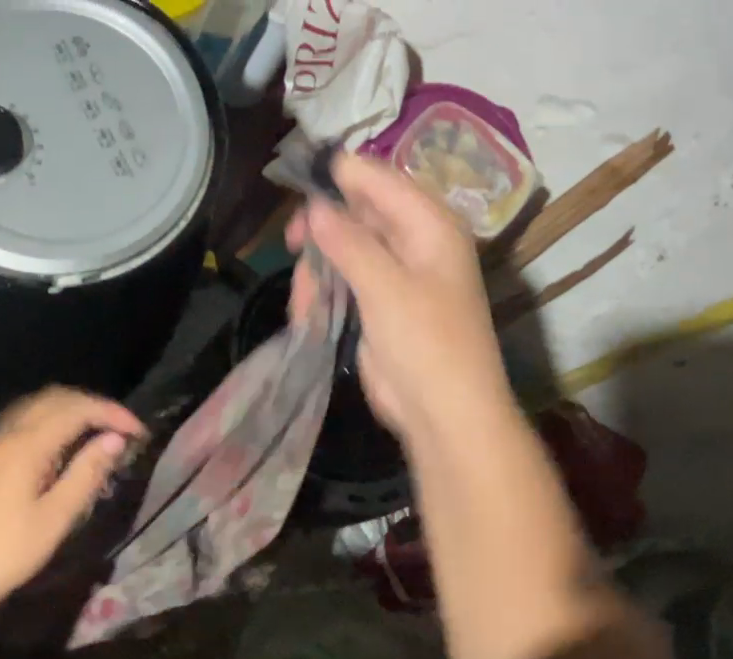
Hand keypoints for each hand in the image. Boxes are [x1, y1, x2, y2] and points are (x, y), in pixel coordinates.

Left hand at [0, 387, 145, 611]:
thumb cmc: (10, 552)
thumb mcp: (56, 517)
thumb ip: (86, 473)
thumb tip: (114, 440)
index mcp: (24, 447)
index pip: (74, 410)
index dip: (110, 413)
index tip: (138, 431)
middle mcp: (4, 436)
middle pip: (52, 399)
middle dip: (90, 407)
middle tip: (120, 429)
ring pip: (33, 410)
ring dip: (68, 413)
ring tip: (96, 436)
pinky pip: (19, 427)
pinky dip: (46, 426)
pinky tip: (61, 450)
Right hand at [288, 154, 513, 440]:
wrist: (442, 410)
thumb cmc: (426, 343)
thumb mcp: (386, 288)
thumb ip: (350, 243)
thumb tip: (314, 206)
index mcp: (429, 227)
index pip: (381, 181)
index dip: (341, 175)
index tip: (296, 177)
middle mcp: (413, 245)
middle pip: (356, 216)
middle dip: (321, 234)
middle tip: (290, 246)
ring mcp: (393, 278)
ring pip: (341, 255)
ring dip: (316, 275)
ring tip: (304, 307)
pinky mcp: (377, 309)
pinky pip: (341, 287)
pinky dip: (321, 299)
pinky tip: (308, 319)